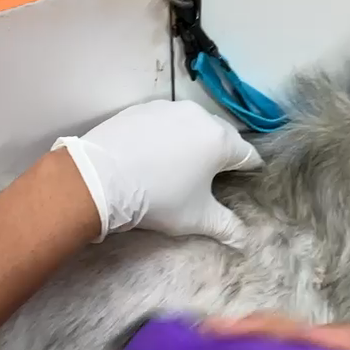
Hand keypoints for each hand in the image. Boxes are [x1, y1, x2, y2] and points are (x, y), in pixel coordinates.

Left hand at [53, 99, 262, 243]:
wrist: (101, 177)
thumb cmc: (158, 197)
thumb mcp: (197, 218)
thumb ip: (227, 227)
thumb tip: (245, 240)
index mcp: (220, 140)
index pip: (248, 155)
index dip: (249, 171)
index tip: (243, 182)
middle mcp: (198, 116)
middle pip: (221, 135)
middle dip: (221, 154)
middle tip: (210, 176)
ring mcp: (167, 108)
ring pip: (191, 124)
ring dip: (192, 140)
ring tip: (180, 164)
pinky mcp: (141, 108)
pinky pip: (163, 121)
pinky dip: (164, 134)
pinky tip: (153, 152)